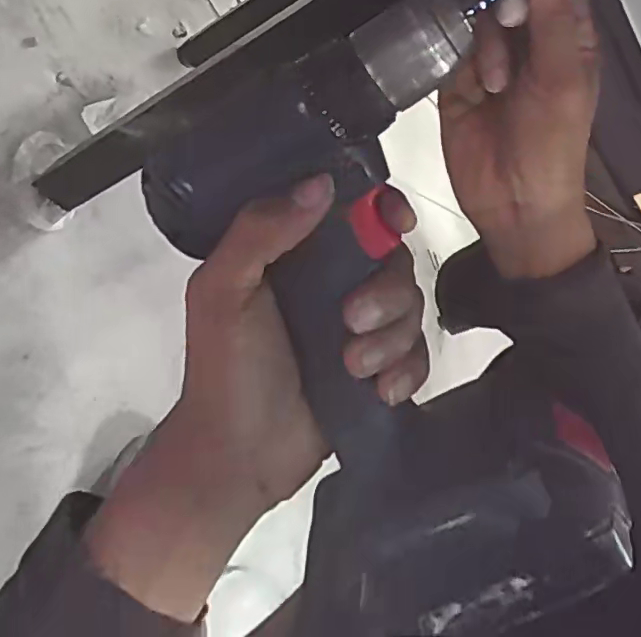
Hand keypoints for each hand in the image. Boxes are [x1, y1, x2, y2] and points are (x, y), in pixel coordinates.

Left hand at [85, 176, 427, 620]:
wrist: (236, 457)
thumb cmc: (224, 364)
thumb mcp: (223, 287)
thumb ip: (260, 230)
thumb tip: (321, 184)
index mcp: (297, 250)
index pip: (352, 209)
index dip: (382, 207)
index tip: (397, 222)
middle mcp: (334, 278)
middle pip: (394, 258)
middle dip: (385, 290)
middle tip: (351, 320)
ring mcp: (360, 324)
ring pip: (411, 305)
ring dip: (392, 336)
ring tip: (355, 366)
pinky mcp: (379, 367)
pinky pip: (418, 354)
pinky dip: (408, 369)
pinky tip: (382, 392)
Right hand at [440, 0, 600, 278]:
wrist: (511, 205)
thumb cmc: (552, 146)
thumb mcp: (560, 78)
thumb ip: (555, 15)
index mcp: (565, 36)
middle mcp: (526, 41)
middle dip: (503, 4)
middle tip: (505, 26)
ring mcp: (488, 59)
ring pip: (473, 16)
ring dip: (483, 45)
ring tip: (494, 84)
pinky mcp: (455, 78)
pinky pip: (447, 46)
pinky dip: (455, 60)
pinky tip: (471, 86)